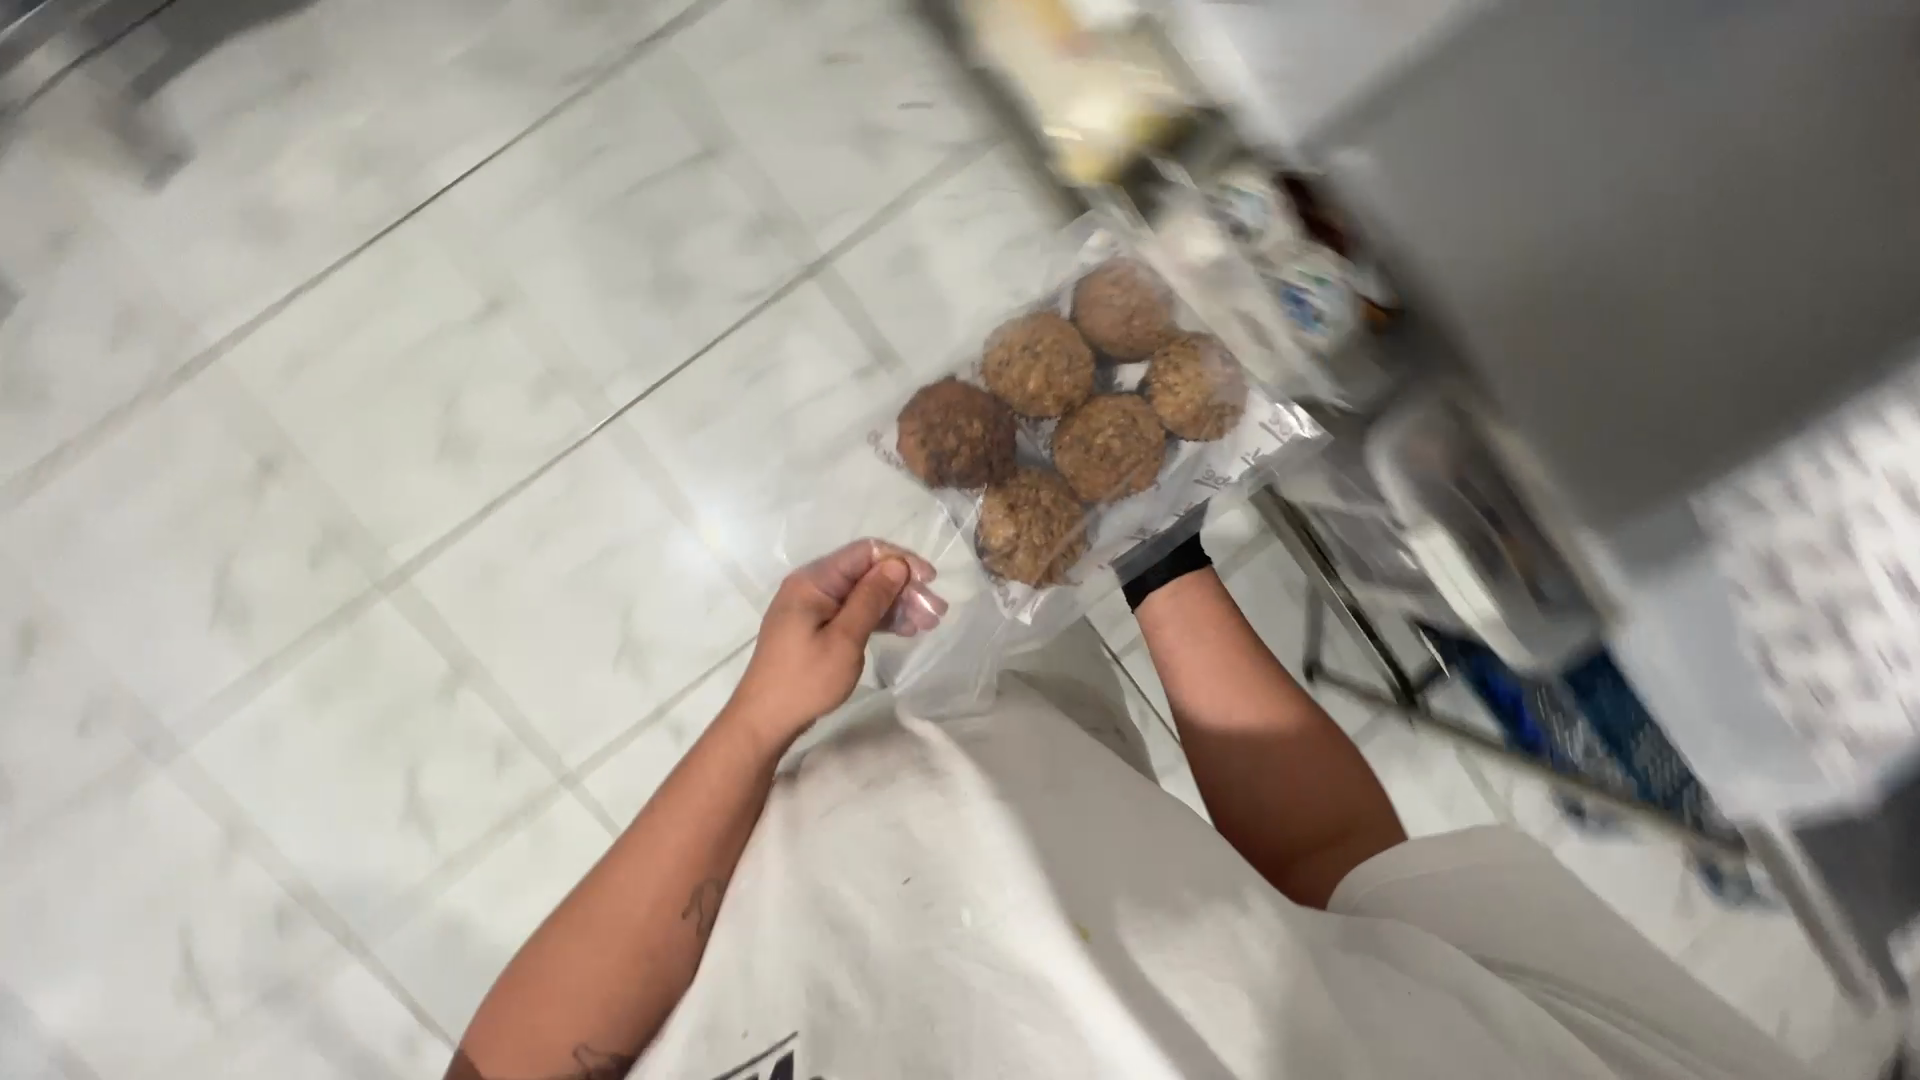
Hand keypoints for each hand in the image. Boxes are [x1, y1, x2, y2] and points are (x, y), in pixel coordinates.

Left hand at [724, 539, 945, 746]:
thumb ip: (871, 599)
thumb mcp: (845, 639)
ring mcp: (814, 607)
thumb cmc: (805, 680)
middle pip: (867, 573)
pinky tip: (906, 630)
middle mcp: (813, 586)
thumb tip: (897, 565)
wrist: (765, 720)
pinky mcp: (818, 627)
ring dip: (896, 604)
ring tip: (928, 624)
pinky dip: (880, 618)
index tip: (930, 581)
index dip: (901, 560)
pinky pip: (854, 612)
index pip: (865, 552)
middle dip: (903, 587)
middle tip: (936, 612)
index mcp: (814, 580)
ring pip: (864, 593)